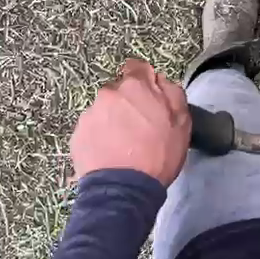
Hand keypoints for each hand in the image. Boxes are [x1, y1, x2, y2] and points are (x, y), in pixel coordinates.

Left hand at [70, 59, 189, 184]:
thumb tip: (160, 81)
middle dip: (128, 103)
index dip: (144, 81)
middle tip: (138, 128)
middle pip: (120, 91)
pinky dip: (99, 136)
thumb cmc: (157, 155)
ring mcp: (89, 114)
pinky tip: (110, 154)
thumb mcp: (182, 123)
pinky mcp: (77, 135)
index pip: (137, 67)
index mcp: (135, 86)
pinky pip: (92, 129)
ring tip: (122, 146)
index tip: (148, 97)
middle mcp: (108, 94)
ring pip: (104, 110)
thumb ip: (172, 93)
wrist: (123, 191)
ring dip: (112, 120)